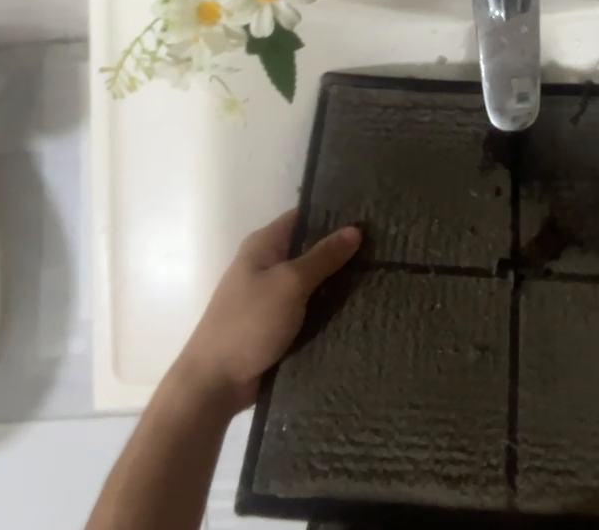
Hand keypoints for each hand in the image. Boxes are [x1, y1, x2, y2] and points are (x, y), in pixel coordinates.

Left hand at [172, 209, 361, 416]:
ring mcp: (272, 296)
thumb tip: (355, 229)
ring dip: (338, 282)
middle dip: (342, 251)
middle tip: (383, 251)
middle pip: (310, 249)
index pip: (303, 217)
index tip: (369, 217)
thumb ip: (322, 257)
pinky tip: (359, 307)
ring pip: (313, 281)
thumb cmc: (249, 323)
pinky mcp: (278, 323)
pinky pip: (309, 307)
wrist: (215, 383)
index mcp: (263, 245)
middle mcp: (267, 265)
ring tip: (380, 276)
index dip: (333, 215)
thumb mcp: (289, 283)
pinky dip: (329, 308)